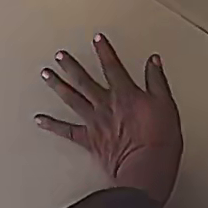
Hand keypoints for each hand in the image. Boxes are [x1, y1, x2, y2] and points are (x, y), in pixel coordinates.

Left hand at [36, 34, 182, 204]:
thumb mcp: (166, 106)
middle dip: (71, 65)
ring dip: (57, 85)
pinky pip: (66, 130)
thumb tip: (153, 61)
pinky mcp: (89, 140)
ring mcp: (94, 121)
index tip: (96, 38)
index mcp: (125, 94)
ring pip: (71, 99)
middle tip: (59, 55)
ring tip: (46, 74)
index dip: (104, 51)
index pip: (112, 66)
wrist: (145, 169)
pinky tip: (40, 119)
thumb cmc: (159, 141)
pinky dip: (52, 125)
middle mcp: (105, 104)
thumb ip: (157, 81)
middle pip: (84, 80)